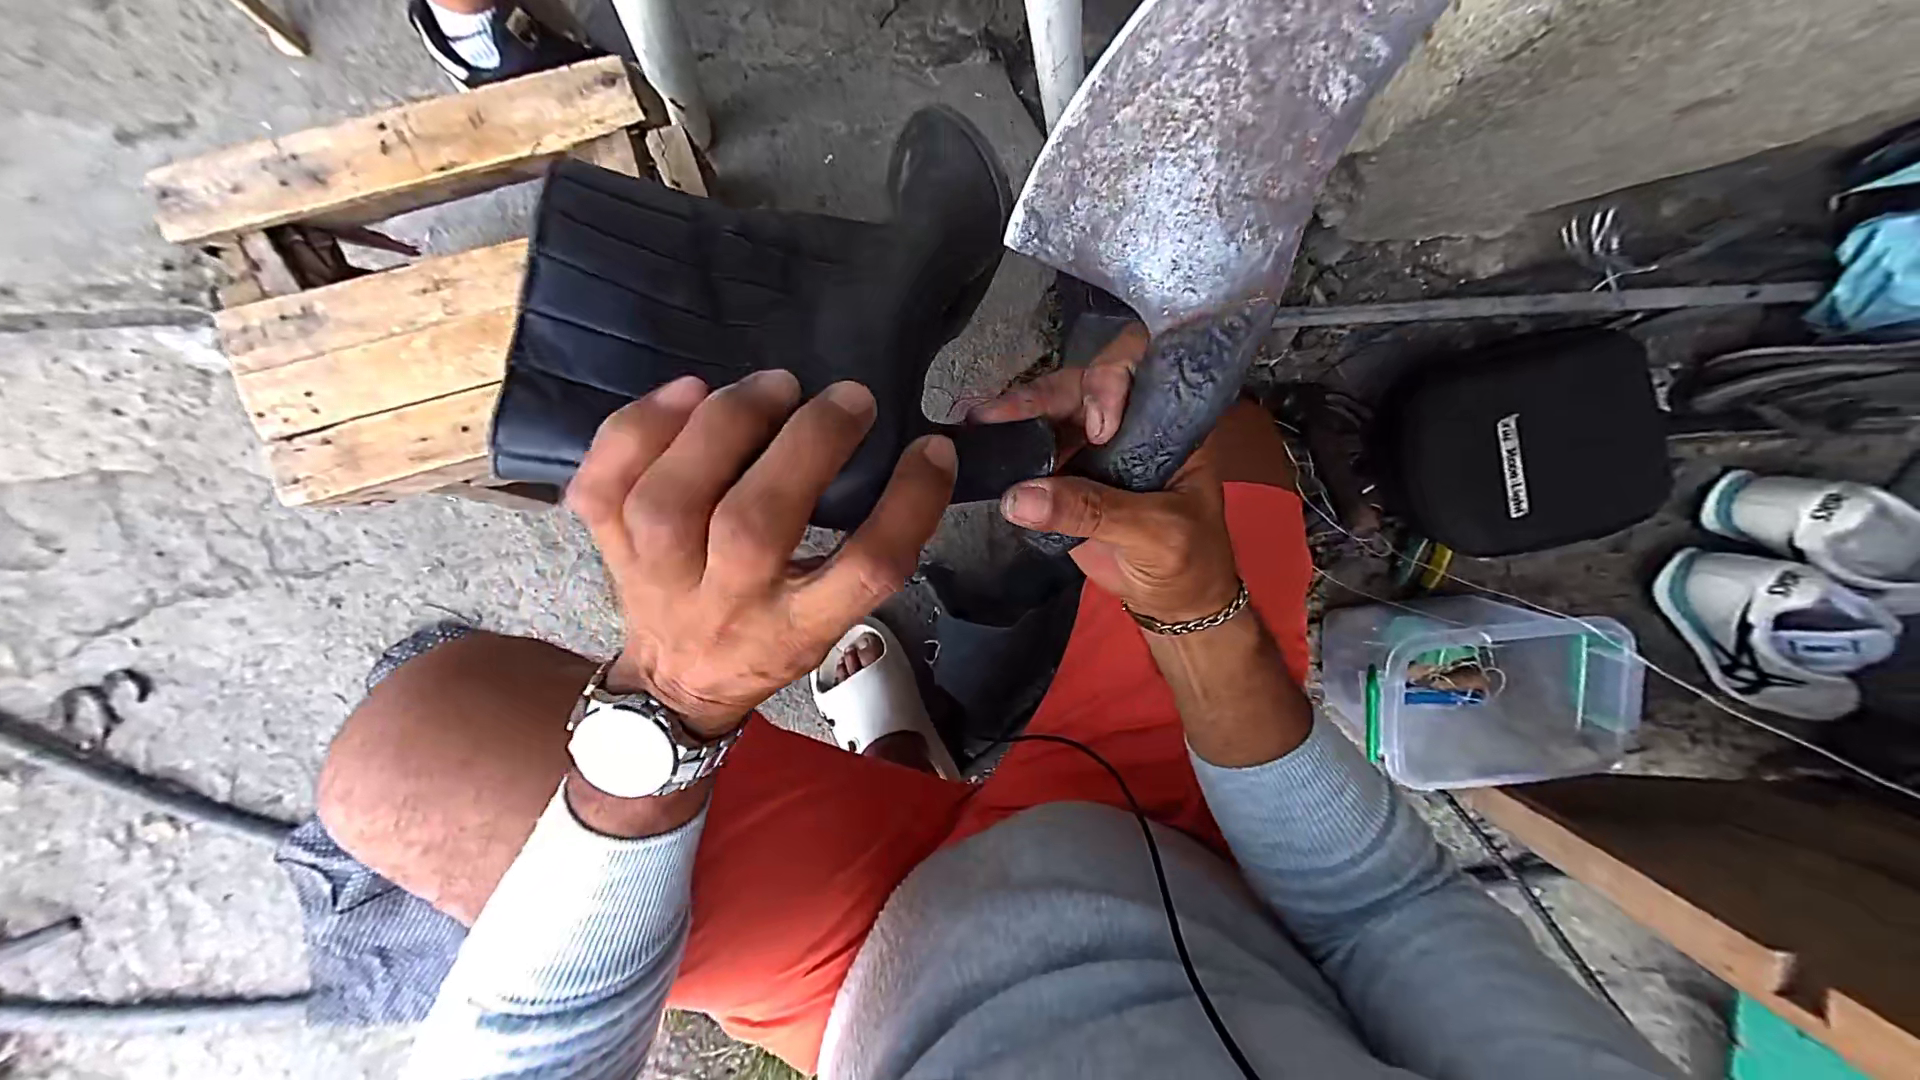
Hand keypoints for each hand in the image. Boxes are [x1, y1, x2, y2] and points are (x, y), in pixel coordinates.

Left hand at [567, 371, 955, 736]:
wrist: (679, 682)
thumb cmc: (771, 641)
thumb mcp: (833, 620)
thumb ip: (862, 556)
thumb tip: (896, 455)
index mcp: (797, 628)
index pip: (865, 571)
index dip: (908, 505)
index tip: (932, 451)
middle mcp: (724, 606)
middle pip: (756, 524)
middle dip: (809, 445)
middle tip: (849, 399)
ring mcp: (655, 577)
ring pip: (670, 498)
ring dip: (724, 426)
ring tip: (773, 387)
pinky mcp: (610, 549)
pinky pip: (605, 484)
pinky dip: (639, 427)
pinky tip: (688, 392)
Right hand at [970, 326, 1241, 624]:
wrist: (1171, 602)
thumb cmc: (1186, 560)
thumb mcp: (1155, 533)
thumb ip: (1094, 511)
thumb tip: (1019, 497)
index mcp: (1168, 423)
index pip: (1142, 368)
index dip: (1113, 379)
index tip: (1098, 428)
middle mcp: (1128, 424)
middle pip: (1081, 387)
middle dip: (1041, 395)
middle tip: (996, 413)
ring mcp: (1093, 449)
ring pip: (1050, 416)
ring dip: (1014, 417)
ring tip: (978, 423)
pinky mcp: (1066, 476)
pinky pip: (1034, 454)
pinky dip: (1009, 451)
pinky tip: (981, 447)